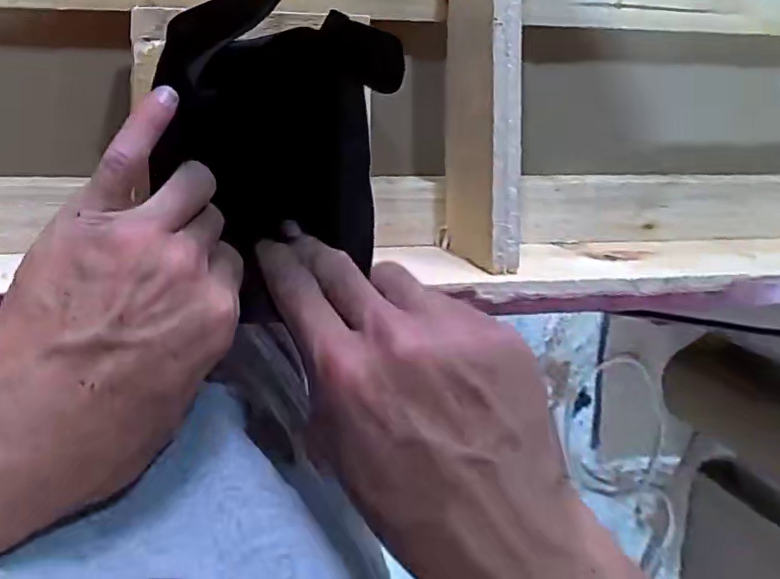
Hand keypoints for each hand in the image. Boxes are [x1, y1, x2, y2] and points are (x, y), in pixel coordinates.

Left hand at [0, 87, 242, 518]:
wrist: (22, 415)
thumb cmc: (99, 432)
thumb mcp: (174, 404)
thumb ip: (201, 348)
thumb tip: (203, 323)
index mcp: (215, 311)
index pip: (232, 263)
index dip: (213, 267)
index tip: (197, 273)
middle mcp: (191, 263)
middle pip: (213, 222)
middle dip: (199, 229)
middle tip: (174, 243)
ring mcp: (145, 231)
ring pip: (192, 182)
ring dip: (189, 186)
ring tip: (175, 190)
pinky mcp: (97, 213)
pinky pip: (129, 155)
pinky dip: (148, 123)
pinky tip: (166, 97)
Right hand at [258, 230, 640, 578]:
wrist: (510, 536)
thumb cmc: (411, 506)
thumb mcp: (340, 451)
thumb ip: (321, 381)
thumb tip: (310, 333)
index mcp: (346, 369)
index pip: (297, 288)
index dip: (278, 260)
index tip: (269, 245)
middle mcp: (392, 333)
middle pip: (338, 265)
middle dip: (312, 251)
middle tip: (303, 242)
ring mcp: (449, 324)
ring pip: (392, 277)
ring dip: (377, 291)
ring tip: (387, 318)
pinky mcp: (492, 328)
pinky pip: (444, 303)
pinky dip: (430, 320)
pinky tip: (445, 355)